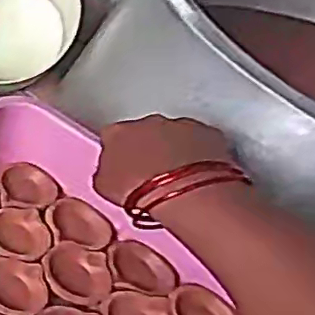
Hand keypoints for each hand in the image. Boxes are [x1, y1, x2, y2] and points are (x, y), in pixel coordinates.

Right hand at [92, 115, 235, 207]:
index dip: (114, 151)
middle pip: (144, 130)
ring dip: (172, 149)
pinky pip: (202, 141)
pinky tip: (194, 173)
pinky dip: (198, 153)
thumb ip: (104, 170)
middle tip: (145, 173)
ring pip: (174, 134)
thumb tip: (110, 172)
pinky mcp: (212, 134)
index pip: (110, 135)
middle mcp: (149, 122)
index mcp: (117, 131)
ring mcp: (182, 125)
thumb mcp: (102, 186)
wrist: (183, 193)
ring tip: (172, 177)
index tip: (118, 166)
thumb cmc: (140, 188)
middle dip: (145, 147)